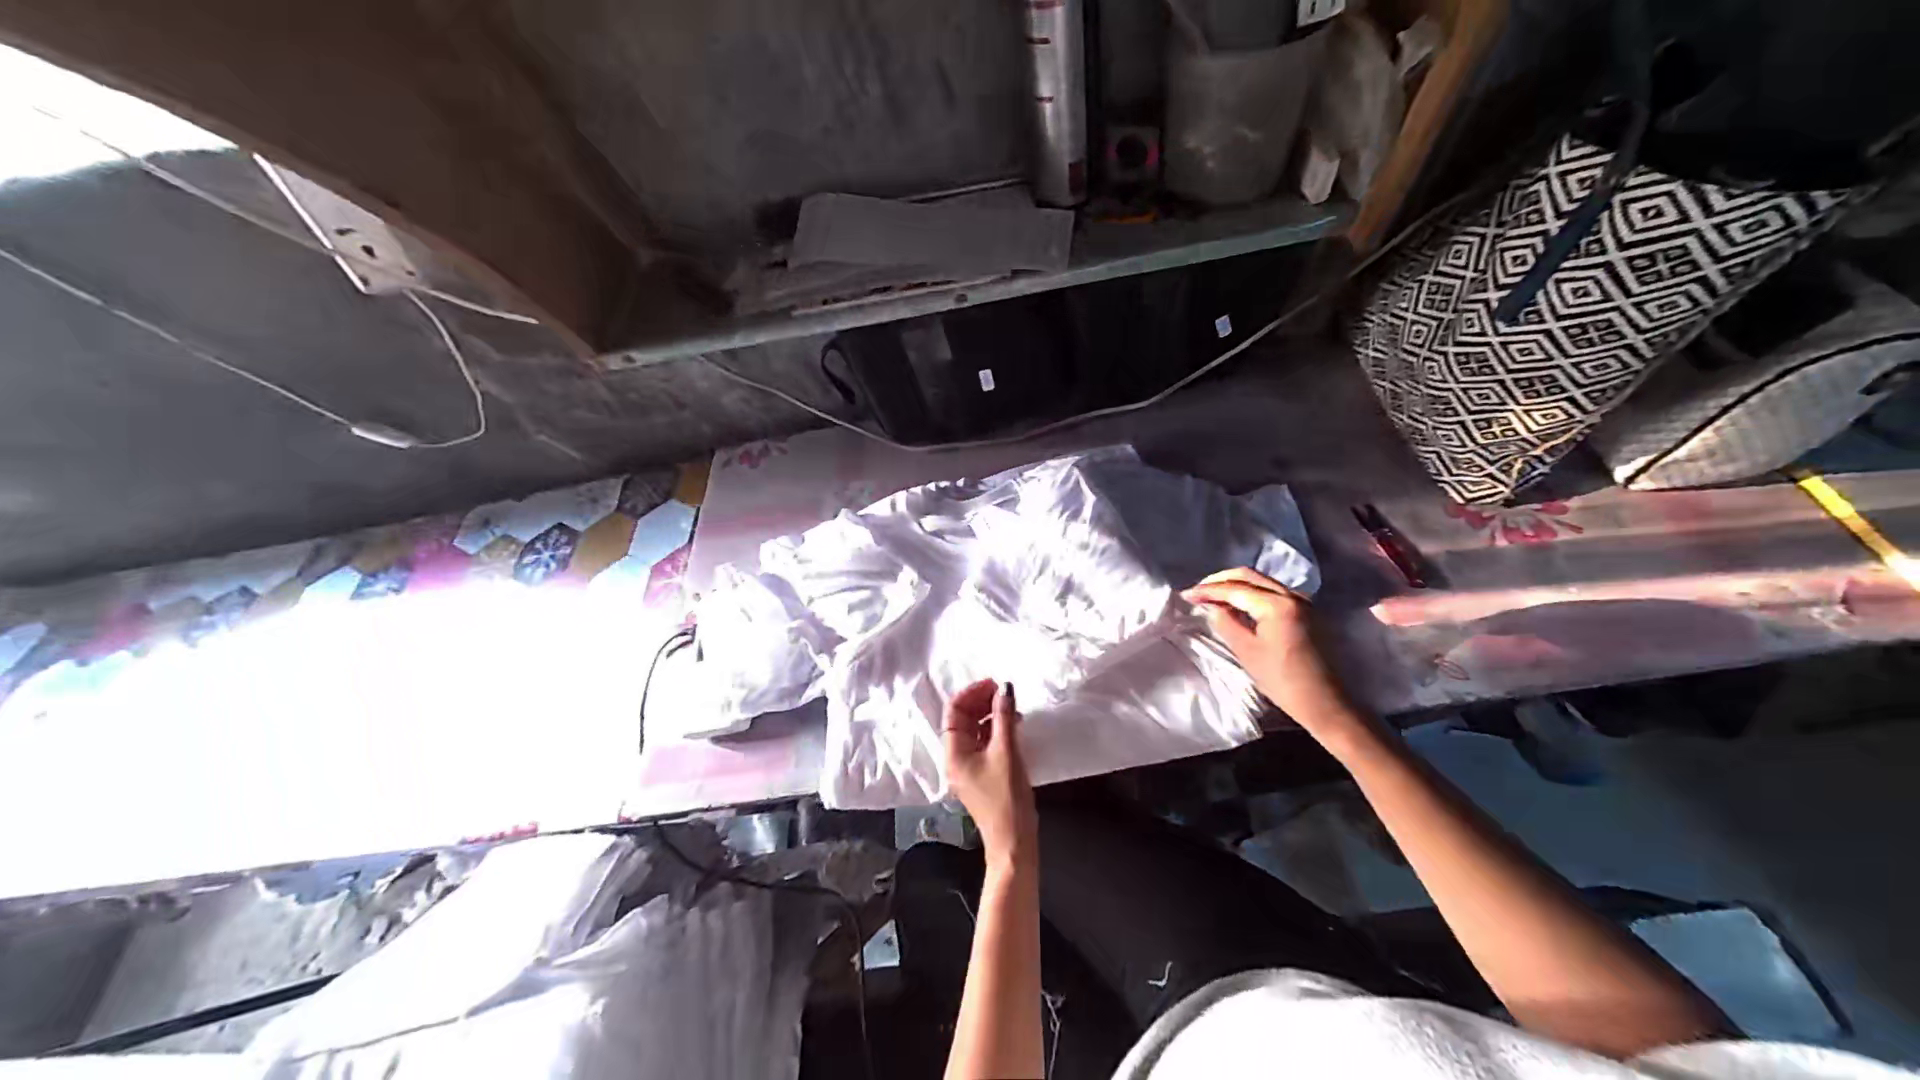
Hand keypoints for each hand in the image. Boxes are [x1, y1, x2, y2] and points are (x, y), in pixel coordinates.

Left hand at [943, 679, 1036, 868]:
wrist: (1014, 842)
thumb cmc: (1007, 797)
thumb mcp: (1006, 752)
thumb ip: (1004, 716)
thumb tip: (1004, 687)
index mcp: (953, 752)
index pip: (954, 710)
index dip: (973, 692)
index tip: (995, 683)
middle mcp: (956, 758)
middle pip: (962, 718)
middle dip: (982, 701)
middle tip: (1006, 692)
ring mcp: (969, 767)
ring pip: (975, 730)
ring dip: (991, 715)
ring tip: (1013, 708)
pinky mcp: (983, 774)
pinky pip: (985, 743)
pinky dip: (996, 730)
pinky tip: (1014, 726)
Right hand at [1182, 568, 1378, 752]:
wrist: (1325, 703)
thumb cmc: (1283, 680)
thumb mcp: (1246, 651)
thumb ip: (1226, 622)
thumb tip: (1212, 606)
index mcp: (1277, 605)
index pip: (1235, 588)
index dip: (1208, 590)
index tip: (1186, 594)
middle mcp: (1293, 595)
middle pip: (1250, 576)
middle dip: (1221, 580)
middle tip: (1199, 590)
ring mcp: (1303, 602)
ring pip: (1263, 581)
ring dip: (1237, 584)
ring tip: (1214, 595)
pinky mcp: (1307, 612)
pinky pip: (1273, 592)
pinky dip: (1252, 592)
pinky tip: (1239, 603)